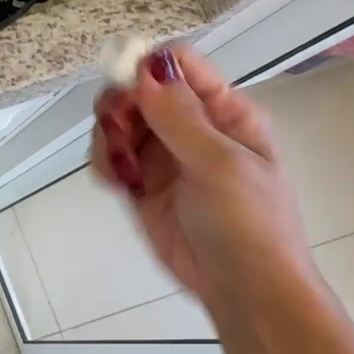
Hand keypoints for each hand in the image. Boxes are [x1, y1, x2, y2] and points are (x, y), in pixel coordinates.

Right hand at [90, 47, 317, 310]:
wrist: (242, 287)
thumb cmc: (248, 223)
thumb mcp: (220, 166)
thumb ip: (180, 118)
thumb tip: (145, 73)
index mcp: (223, 113)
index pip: (179, 66)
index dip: (147, 69)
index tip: (126, 93)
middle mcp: (190, 128)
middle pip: (138, 92)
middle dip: (119, 107)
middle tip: (117, 133)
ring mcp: (164, 157)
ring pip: (118, 125)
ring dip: (108, 139)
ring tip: (119, 170)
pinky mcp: (142, 186)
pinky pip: (111, 159)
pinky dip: (104, 165)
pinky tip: (115, 183)